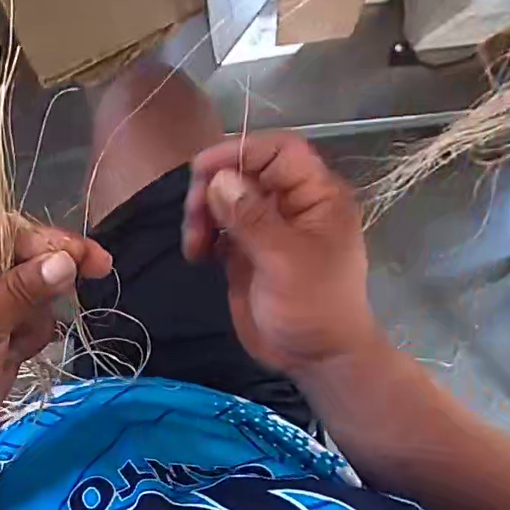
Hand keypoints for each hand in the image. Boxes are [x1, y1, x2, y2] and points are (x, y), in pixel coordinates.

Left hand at [0, 217, 112, 455]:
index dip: (46, 238)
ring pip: (42, 290)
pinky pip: (41, 319)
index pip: (8, 229)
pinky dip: (34, 335)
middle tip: (98, 270)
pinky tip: (15, 353)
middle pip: (31, 255)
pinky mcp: (10, 329)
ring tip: (14, 341)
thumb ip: (22, 289)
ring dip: (38, 315)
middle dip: (50, 276)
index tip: (82, 253)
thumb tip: (67, 260)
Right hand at [182, 130, 382, 377]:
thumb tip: (218, 179)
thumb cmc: (313, 307)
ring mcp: (264, 231)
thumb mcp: (285, 260)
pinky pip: (218, 231)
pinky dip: (203, 236)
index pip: (279, 152)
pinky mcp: (244, 255)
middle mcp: (288, 206)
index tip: (201, 171)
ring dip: (202, 215)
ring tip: (194, 247)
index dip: (241, 152)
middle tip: (194, 221)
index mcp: (314, 197)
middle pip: (244, 174)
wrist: (314, 357)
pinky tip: (197, 255)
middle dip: (213, 190)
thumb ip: (251, 218)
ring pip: (225, 201)